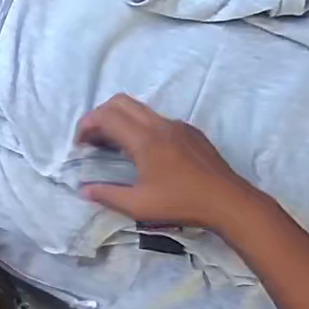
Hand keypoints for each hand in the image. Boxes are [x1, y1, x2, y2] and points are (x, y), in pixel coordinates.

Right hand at [74, 94, 266, 230]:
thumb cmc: (181, 203)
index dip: (86, 125)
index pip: (106, 116)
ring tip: (112, 146)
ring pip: (139, 109)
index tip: (79, 145)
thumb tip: (83, 190)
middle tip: (91, 140)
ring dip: (119, 120)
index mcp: (144, 139)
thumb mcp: (138, 205)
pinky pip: (157, 119)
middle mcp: (159, 124)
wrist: (228, 201)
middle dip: (99, 116)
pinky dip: (139, 126)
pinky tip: (143, 153)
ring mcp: (177, 125)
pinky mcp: (190, 132)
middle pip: (120, 102)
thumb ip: (107, 195)